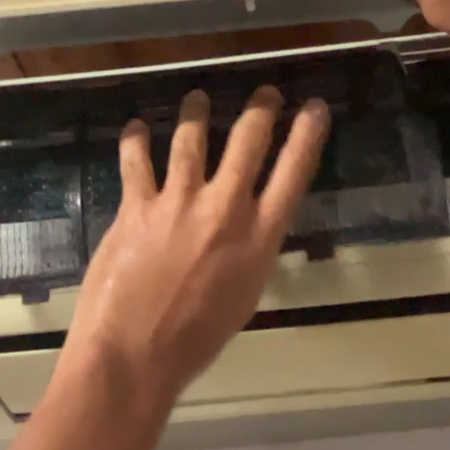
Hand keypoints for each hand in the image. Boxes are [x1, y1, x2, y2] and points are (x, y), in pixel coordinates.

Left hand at [53, 86, 329, 414]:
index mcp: (260, 239)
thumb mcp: (242, 297)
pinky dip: (136, 140)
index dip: (307, 135)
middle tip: (264, 93)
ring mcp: (179, 203)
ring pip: (191, 138)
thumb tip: (245, 227)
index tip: (313, 108)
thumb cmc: (195, 340)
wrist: (135, 356)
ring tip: (197, 99)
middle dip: (260, 109)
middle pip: (248, 141)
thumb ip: (248, 253)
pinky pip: (137, 161)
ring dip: (197, 112)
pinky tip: (137, 128)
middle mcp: (225, 210)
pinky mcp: (137, 207)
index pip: (293, 174)